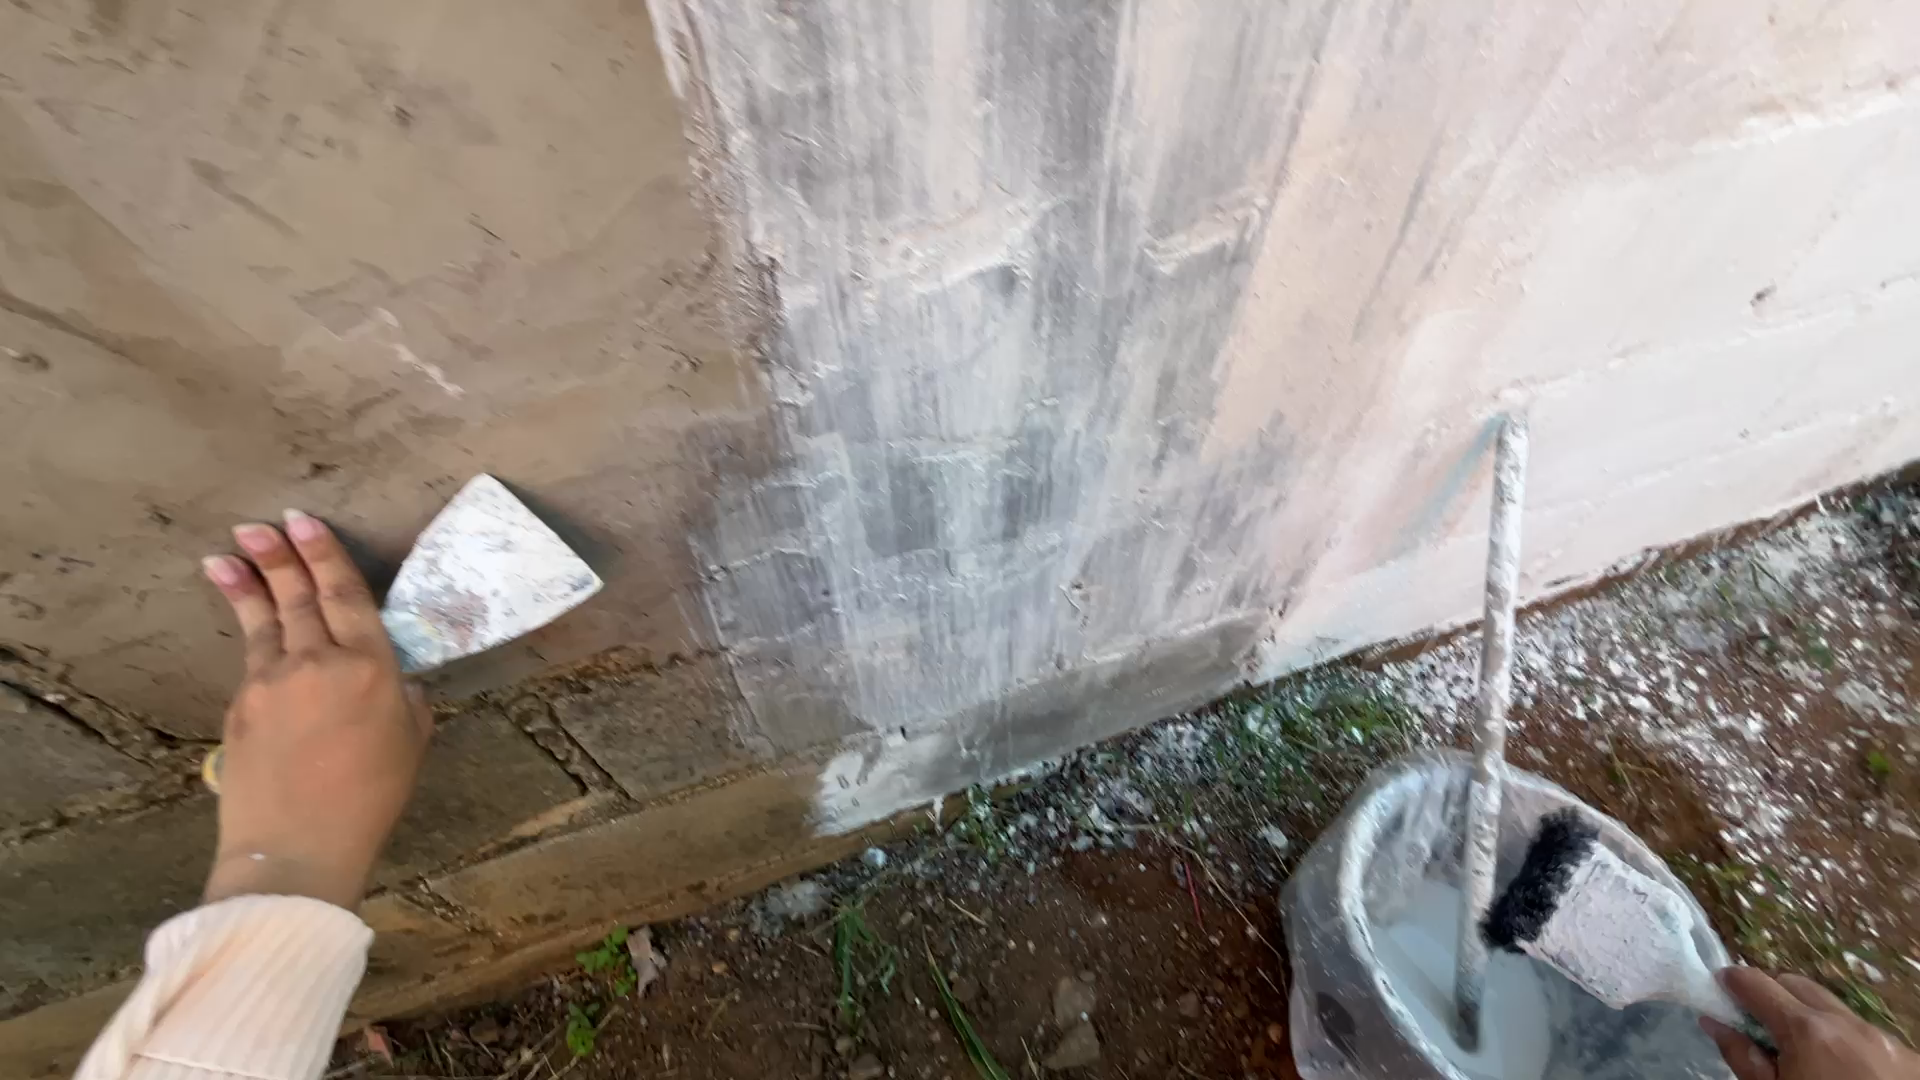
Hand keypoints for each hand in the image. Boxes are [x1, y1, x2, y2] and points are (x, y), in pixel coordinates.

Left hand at [199, 510, 431, 910]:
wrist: (298, 843)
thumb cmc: (375, 789)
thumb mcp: (411, 735)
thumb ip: (402, 694)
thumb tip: (389, 678)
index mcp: (371, 667)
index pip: (347, 598)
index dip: (326, 557)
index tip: (306, 523)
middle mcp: (318, 663)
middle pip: (300, 598)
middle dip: (283, 557)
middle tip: (265, 522)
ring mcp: (271, 682)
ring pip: (266, 620)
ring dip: (250, 582)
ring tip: (232, 549)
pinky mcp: (242, 705)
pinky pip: (252, 655)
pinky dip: (248, 625)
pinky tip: (246, 611)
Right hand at [1704, 967, 1918, 1079]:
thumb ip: (1740, 1055)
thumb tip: (1712, 1022)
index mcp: (1806, 1029)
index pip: (1751, 979)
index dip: (1731, 983)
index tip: (1725, 997)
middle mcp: (1847, 1024)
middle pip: (1795, 983)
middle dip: (1773, 993)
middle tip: (1766, 1023)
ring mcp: (1888, 1041)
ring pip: (1834, 1008)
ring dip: (1814, 1018)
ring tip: (1815, 1053)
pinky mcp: (1915, 1059)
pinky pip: (1869, 1034)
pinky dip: (1850, 1041)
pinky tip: (1854, 1071)